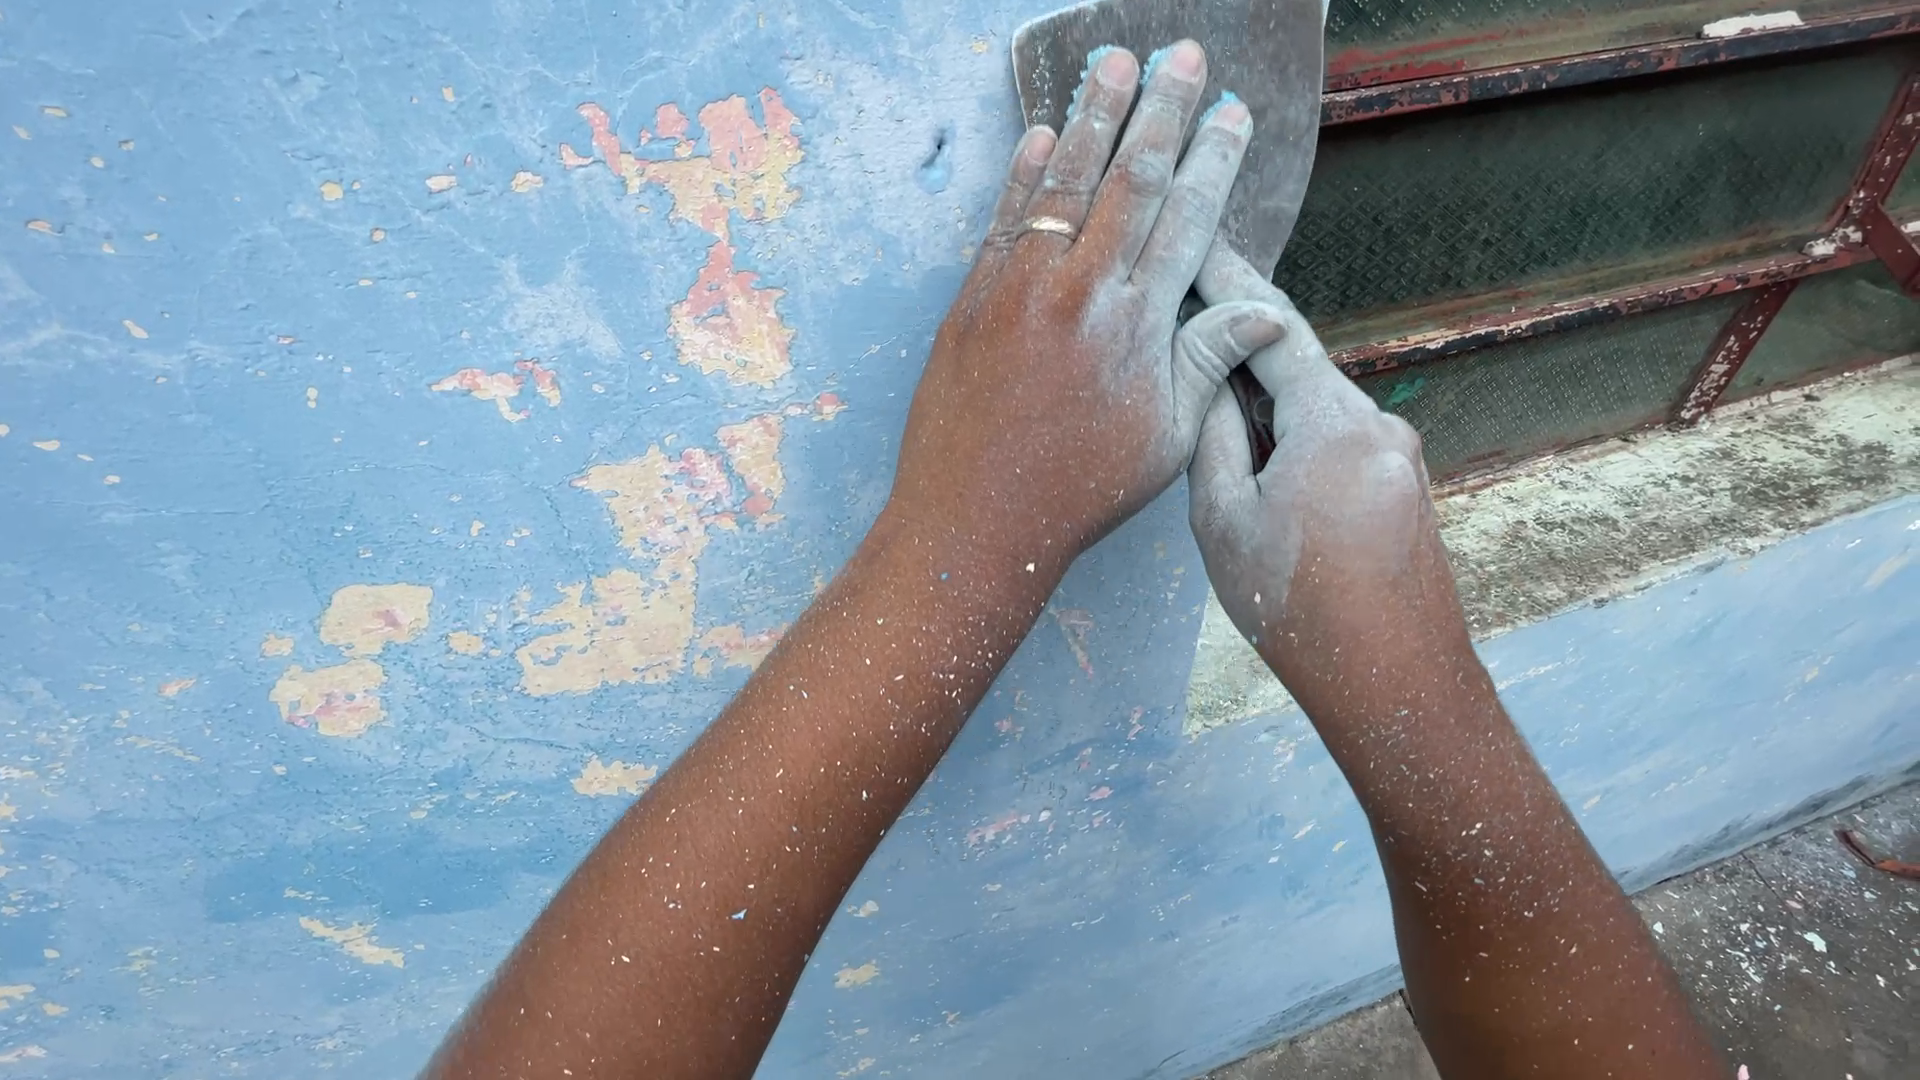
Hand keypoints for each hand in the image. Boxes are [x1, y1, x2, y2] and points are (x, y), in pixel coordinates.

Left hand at [887, 41, 1287, 577]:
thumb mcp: (1163, 443)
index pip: (1187, 220)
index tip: (1230, 114)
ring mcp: (1017, 293)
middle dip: (1159, 111)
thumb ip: (1204, 366)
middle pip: (1128, 182)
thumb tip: (1259, 311)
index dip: (1213, 161)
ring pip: (1063, 186)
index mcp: (1136, 326)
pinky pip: (1003, 223)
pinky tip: (1041, 138)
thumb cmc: (1075, 491)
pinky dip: (1023, 175)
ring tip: (1112, 62)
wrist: (974, 519)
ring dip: (1091, 119)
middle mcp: (1078, 293)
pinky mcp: (971, 305)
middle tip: (1180, 56)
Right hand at [1186, 245, 1472, 712]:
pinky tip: (1257, 465)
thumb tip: (1211, 385)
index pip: (1276, 329)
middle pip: (1299, 366)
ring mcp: (1396, 458)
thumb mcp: (1224, 518)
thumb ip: (1215, 439)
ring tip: (1211, 417)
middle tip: (1188, 328)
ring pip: (1314, 408)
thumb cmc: (1294, 602)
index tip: (1203, 244)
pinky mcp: (1400, 490)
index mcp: (1333, 421)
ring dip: (1262, 404)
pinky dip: (1290, 437)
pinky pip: (1334, 441)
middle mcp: (1377, 425)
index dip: (1233, 283)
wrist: (1392, 682)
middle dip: (1243, 347)